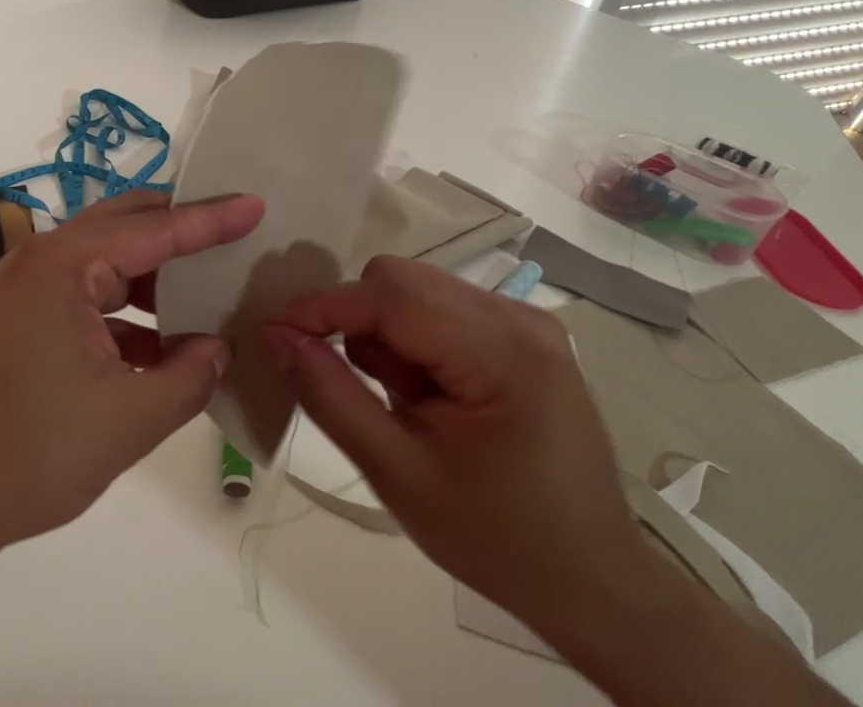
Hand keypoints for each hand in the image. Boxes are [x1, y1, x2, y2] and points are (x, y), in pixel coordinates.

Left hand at [0, 190, 265, 563]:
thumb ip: (190, 375)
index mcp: (62, 267)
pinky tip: (156, 348)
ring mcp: (16, 294)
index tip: (256, 204)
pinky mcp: (9, 325)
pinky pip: (77, 300)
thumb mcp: (131, 418)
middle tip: (231, 231)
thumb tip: (217, 348)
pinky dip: (119, 314)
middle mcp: (35, 264)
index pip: (154, 230)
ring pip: (99, 266)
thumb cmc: (33, 454)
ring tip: (203, 295)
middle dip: (177, 229)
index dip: (210, 219)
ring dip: (149, 278)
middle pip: (120, 228)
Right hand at [265, 255, 653, 635]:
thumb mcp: (397, 473)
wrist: (590, 580)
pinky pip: (442, 314)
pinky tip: (427, 402)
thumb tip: (276, 336)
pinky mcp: (526, 340)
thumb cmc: (494, 537)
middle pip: (404, 282)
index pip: (391, 296)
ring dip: (386, 338)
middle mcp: (521, 319)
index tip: (272, 334)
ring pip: (419, 294)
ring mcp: (529, 326)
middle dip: (357, 323)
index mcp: (504, 351)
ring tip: (403, 409)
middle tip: (350, 390)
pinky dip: (414, 346)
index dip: (323, 306)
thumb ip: (331, 396)